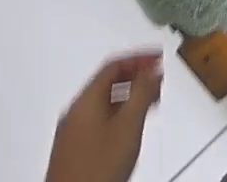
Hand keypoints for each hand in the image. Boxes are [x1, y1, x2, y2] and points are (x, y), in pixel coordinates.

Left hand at [45, 52, 163, 181]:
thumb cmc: (95, 170)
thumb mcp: (128, 125)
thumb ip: (142, 93)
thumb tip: (152, 70)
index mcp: (85, 100)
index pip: (113, 64)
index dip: (138, 58)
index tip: (156, 57)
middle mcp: (74, 112)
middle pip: (107, 82)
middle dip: (134, 77)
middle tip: (154, 77)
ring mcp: (70, 132)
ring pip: (103, 102)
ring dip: (127, 97)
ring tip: (148, 102)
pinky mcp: (72, 151)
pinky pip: (97, 121)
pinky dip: (117, 115)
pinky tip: (128, 129)